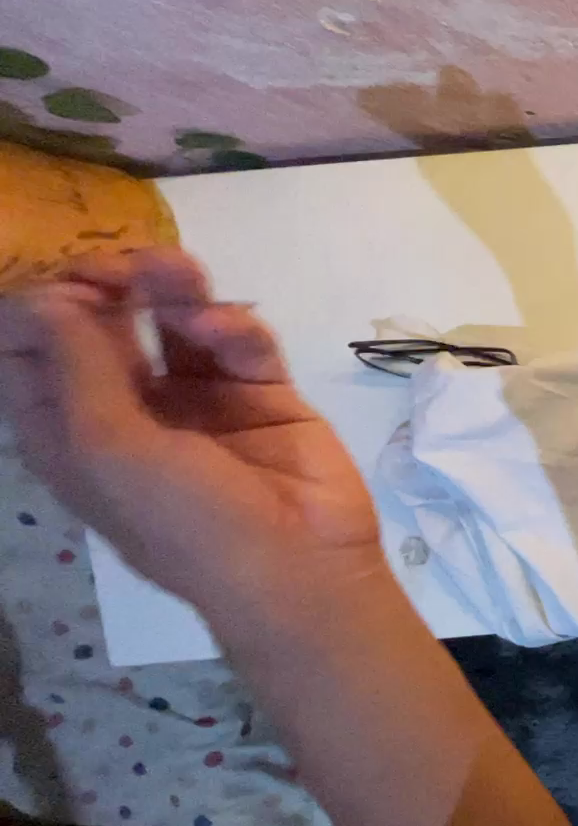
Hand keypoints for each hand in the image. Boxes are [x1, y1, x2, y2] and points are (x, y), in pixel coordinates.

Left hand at [0, 248, 383, 622]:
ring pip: (179, 328)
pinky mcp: (270, 398)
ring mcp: (207, 401)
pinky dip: (235, 330)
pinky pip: (245, 349)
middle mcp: (134, 406)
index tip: (68, 286)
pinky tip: (227, 329)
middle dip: (110, 287)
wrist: (295, 560)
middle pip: (107, 327)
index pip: (33, 348)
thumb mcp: (106, 447)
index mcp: (71, 426)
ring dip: (176, 293)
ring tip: (181, 268)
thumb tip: (52, 297)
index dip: (42, 307)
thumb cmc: (184, 518)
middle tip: (128, 265)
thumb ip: (78, 366)